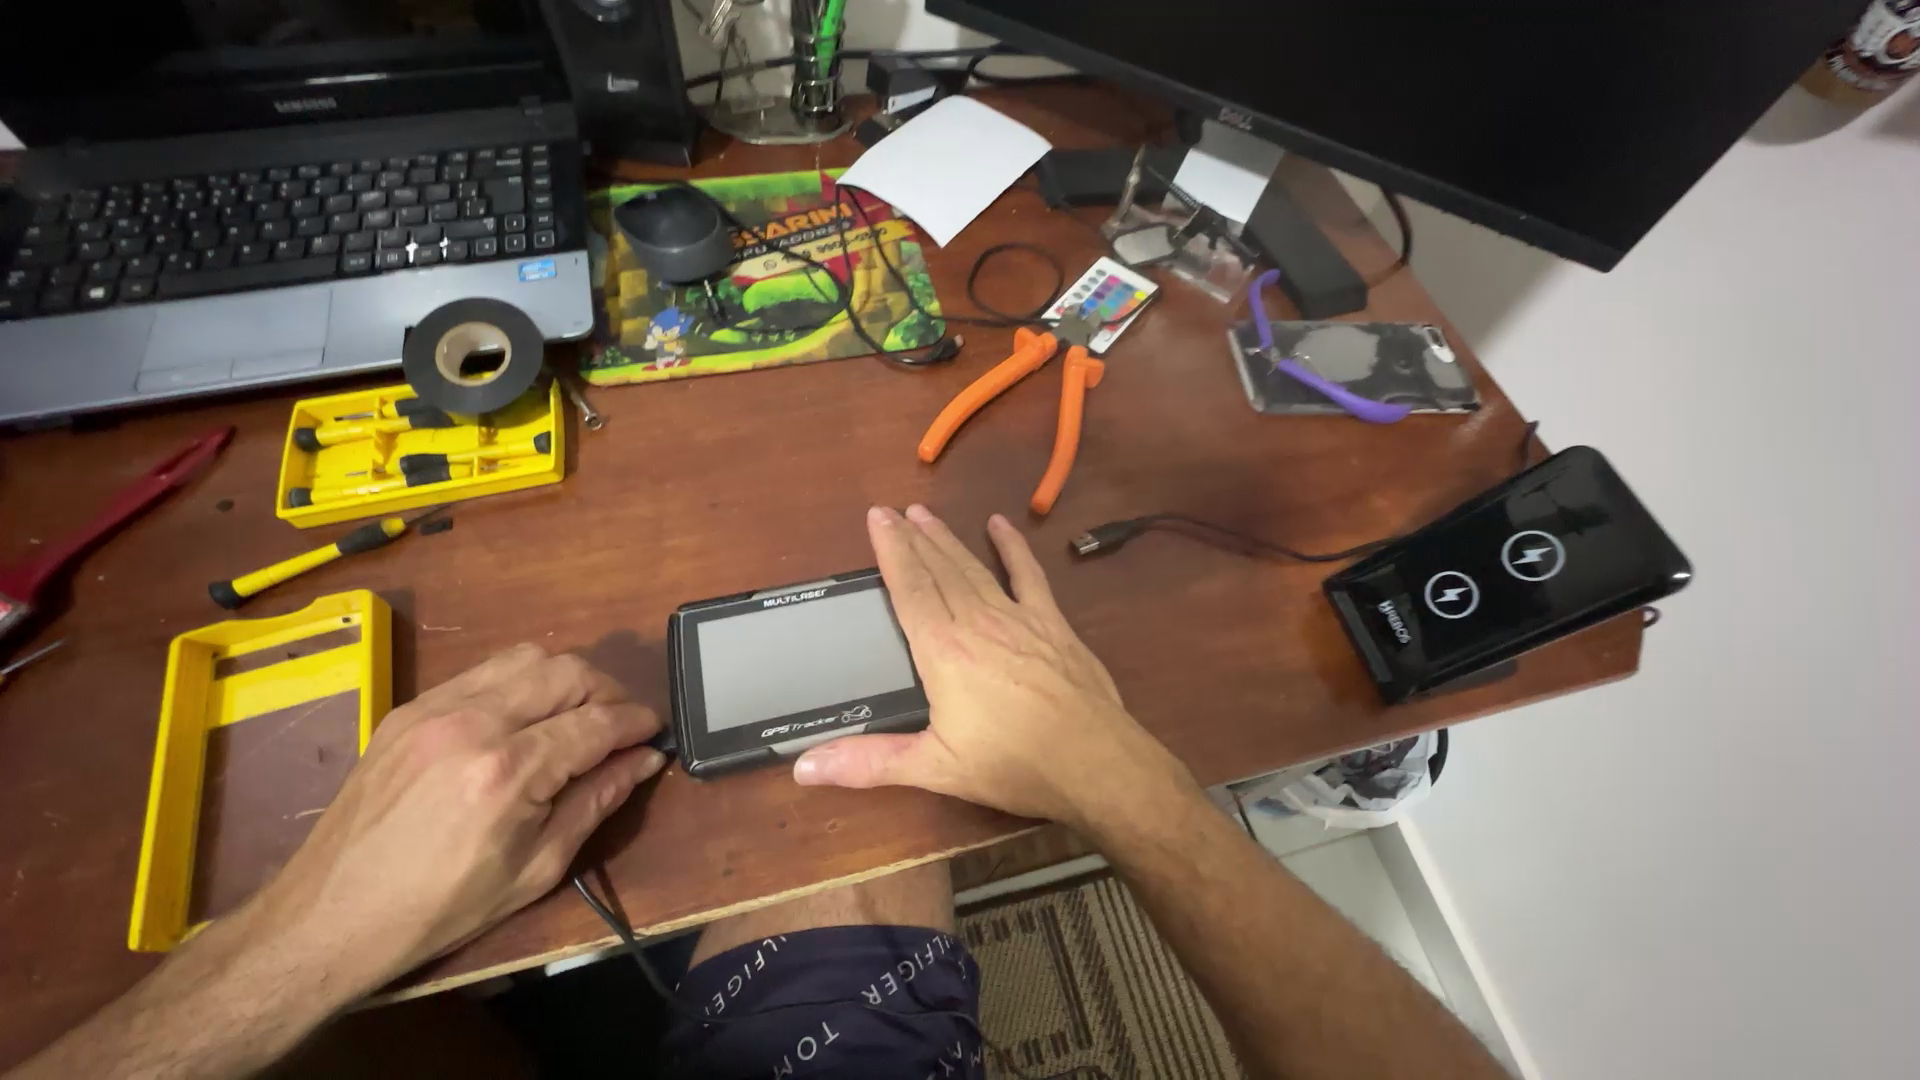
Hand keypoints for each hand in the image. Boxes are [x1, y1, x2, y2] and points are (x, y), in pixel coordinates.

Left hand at [242, 644, 665, 994]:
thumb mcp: (537, 867)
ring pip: (530, 658)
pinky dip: (522, 682)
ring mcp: (435, 709)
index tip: (655, 732)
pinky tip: (525, 716)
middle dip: (609, 692)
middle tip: (620, 724)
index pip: (597, 723)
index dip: (637, 723)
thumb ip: (597, 801)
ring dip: (567, 679)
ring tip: (576, 713)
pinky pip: (486, 671)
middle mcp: (473, 725)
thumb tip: (645, 760)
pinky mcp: (410, 708)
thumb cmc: (441, 907)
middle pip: (569, 673)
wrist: (324, 919)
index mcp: (507, 774)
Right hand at [793, 505, 1190, 826]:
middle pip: (938, 569)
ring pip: (974, 567)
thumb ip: (869, 763)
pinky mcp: (1051, 623)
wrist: (1093, 760)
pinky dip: (1013, 548)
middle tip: (893, 511)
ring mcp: (1018, 617)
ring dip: (948, 539)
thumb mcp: (935, 768)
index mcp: (943, 650)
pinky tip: (1000, 526)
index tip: (878, 518)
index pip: (909, 588)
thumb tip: (804, 767)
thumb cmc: (1012, 764)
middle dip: (913, 538)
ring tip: (926, 514)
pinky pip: (1028, 575)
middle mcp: (976, 621)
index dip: (892, 551)